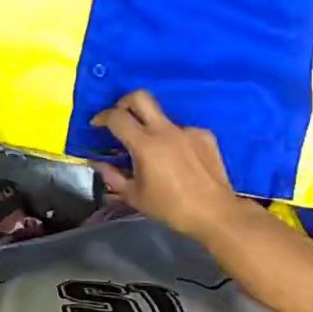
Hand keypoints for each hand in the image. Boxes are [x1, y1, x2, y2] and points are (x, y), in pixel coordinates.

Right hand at [91, 90, 247, 241]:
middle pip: (140, 97)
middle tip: (119, 117)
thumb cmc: (171, 208)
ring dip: (151, 128)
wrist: (216, 214)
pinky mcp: (205, 135)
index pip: (117, 117)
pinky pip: (182, 130)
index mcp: (146, 145)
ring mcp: (188, 130)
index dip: (102, 117)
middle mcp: (166, 131)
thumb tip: (96, 163)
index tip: (97, 124)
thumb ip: (112, 176)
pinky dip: (173, 140)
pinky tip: (177, 159)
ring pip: (162, 117)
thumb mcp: (134, 196)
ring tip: (154, 152)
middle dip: (124, 102)